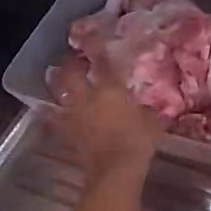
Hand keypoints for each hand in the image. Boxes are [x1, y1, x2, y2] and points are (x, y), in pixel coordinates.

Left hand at [48, 56, 162, 176]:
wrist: (115, 170)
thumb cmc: (138, 141)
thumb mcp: (152, 122)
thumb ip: (147, 109)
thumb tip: (147, 104)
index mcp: (110, 89)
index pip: (103, 63)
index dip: (98, 49)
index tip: (97, 40)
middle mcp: (87, 97)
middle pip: (71, 74)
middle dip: (72, 64)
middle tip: (78, 61)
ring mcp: (74, 114)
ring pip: (60, 92)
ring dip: (61, 85)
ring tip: (67, 82)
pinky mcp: (67, 132)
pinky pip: (58, 116)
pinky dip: (59, 110)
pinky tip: (63, 109)